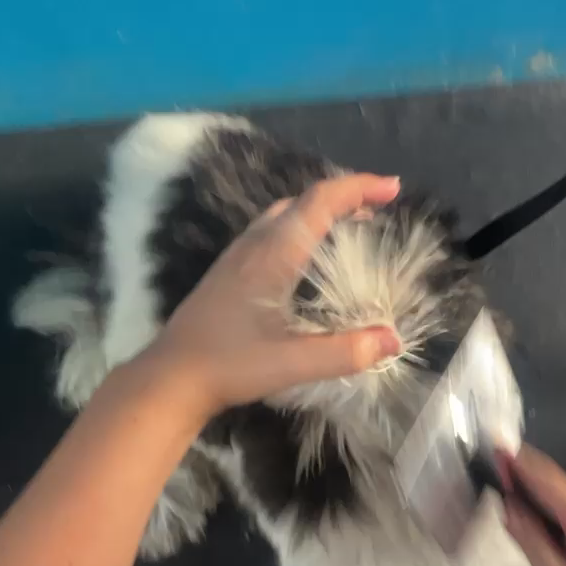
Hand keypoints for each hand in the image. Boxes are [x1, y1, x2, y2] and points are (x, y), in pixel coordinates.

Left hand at [142, 173, 406, 416]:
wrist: (172, 378)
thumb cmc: (229, 366)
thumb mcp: (292, 363)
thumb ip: (345, 352)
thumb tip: (394, 339)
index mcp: (271, 255)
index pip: (318, 203)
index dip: (357, 188)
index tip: (393, 187)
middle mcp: (254, 246)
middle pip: (302, 202)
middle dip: (345, 196)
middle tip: (380, 207)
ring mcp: (238, 258)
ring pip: (285, 215)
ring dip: (323, 212)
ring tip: (355, 224)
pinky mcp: (231, 274)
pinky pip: (274, 233)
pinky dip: (305, 229)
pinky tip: (313, 256)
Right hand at [497, 446, 565, 565]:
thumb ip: (530, 540)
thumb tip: (508, 506)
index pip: (548, 479)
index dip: (520, 462)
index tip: (494, 448)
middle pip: (555, 481)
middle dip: (524, 472)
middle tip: (492, 466)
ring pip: (562, 493)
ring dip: (534, 488)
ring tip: (504, 484)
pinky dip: (547, 503)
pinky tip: (530, 509)